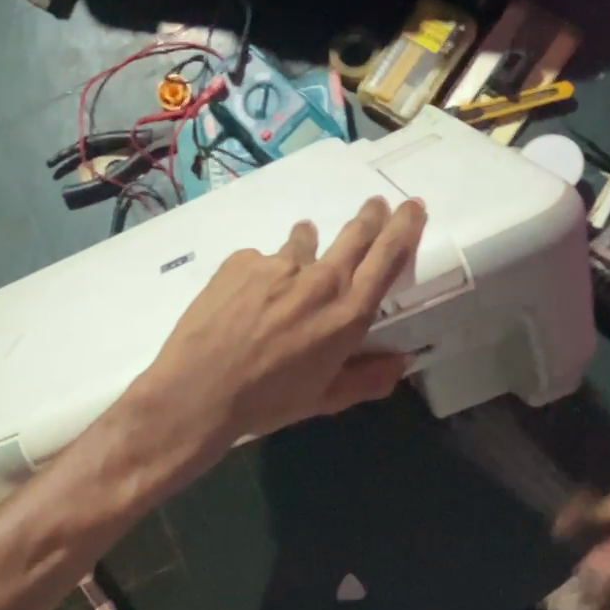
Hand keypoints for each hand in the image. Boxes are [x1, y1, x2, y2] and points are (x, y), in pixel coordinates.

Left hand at [140, 196, 425, 446]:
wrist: (198, 390)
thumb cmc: (267, 402)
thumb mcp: (324, 400)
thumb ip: (368, 378)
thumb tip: (403, 361)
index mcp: (347, 314)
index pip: (387, 257)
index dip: (404, 227)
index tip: (411, 207)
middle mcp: (319, 280)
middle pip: (355, 233)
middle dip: (370, 216)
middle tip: (374, 207)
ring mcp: (277, 265)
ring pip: (303, 241)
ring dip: (308, 243)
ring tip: (300, 254)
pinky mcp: (241, 261)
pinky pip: (260, 260)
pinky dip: (261, 273)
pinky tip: (243, 299)